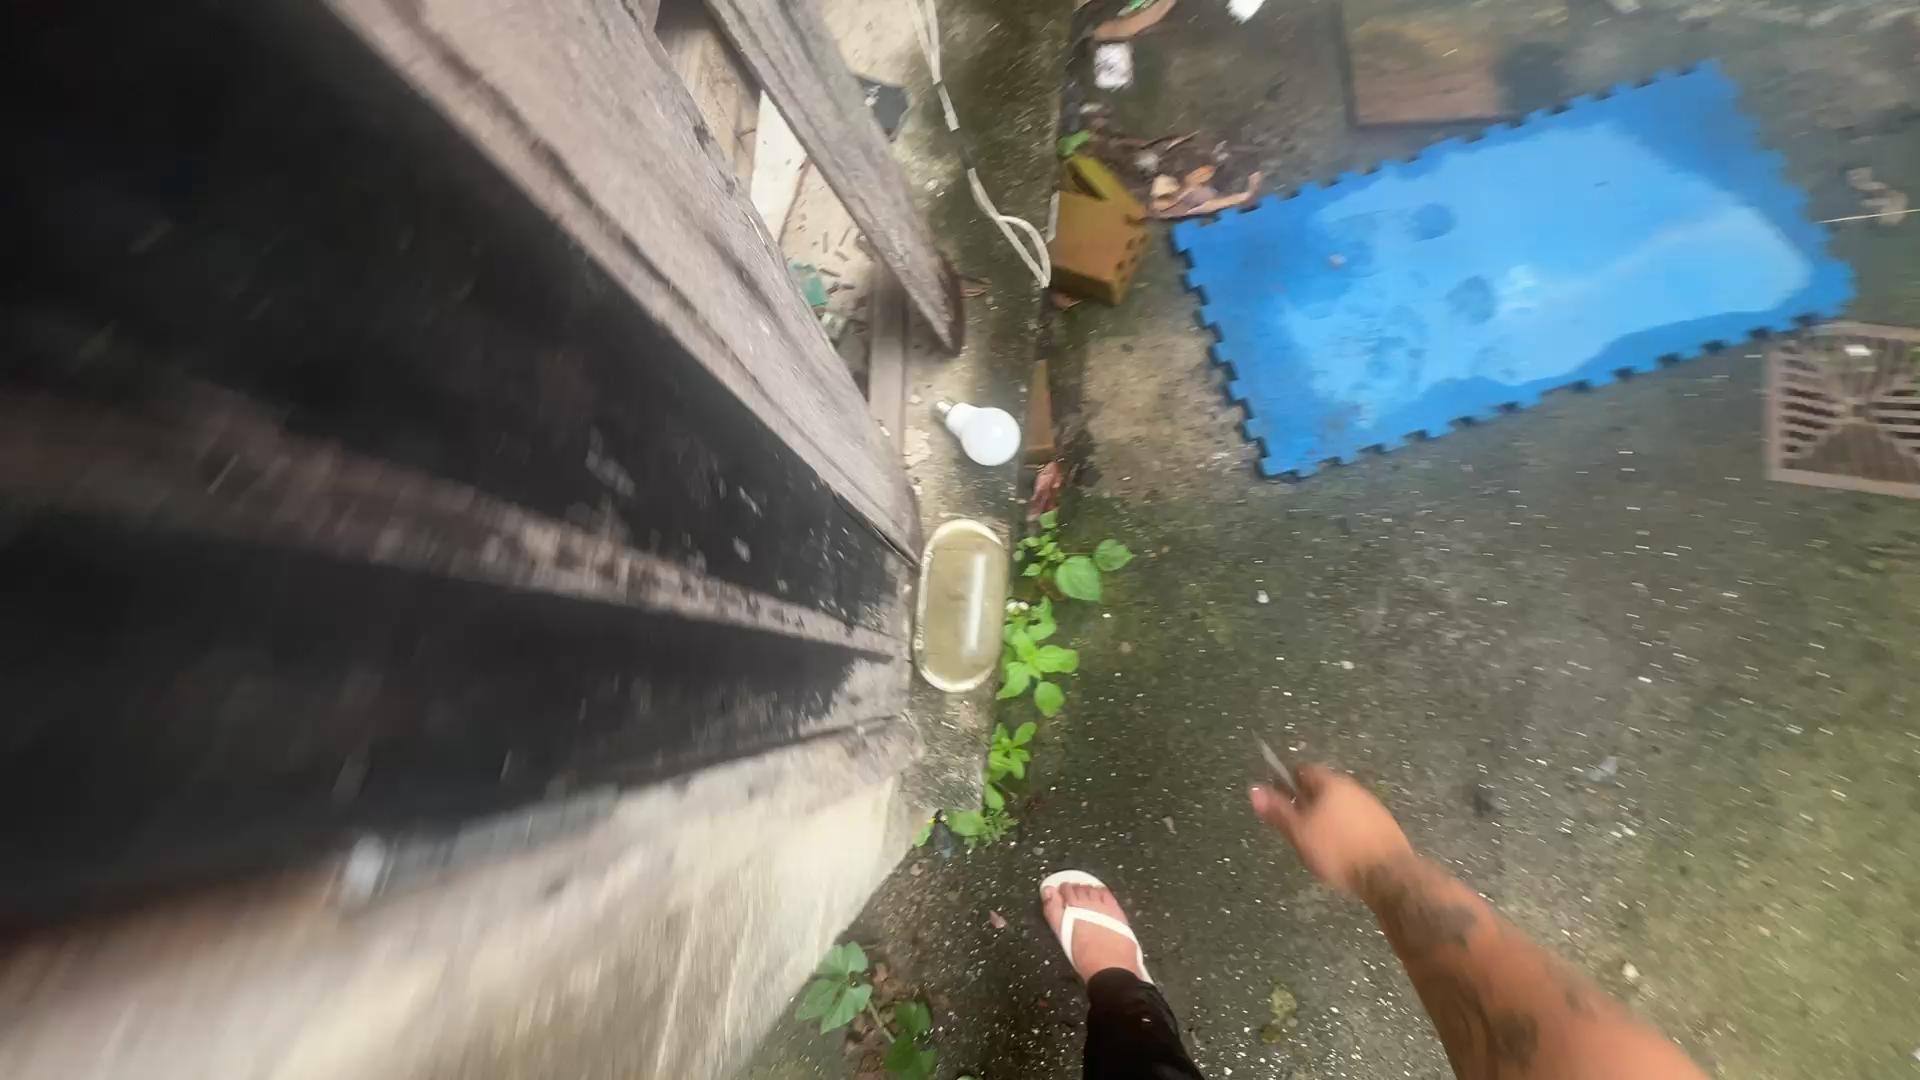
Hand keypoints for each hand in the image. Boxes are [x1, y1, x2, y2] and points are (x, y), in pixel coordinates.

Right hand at [1249, 764, 1412, 895]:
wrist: (1392, 878)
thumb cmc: (1337, 851)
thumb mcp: (1298, 832)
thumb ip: (1276, 810)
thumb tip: (1253, 789)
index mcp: (1329, 783)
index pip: (1302, 770)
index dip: (1287, 782)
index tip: (1281, 803)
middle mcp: (1352, 787)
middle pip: (1323, 787)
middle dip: (1308, 802)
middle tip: (1297, 825)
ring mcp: (1372, 806)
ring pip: (1341, 804)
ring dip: (1328, 816)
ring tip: (1319, 841)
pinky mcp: (1386, 827)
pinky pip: (1357, 820)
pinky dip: (1346, 829)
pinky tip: (1344, 851)